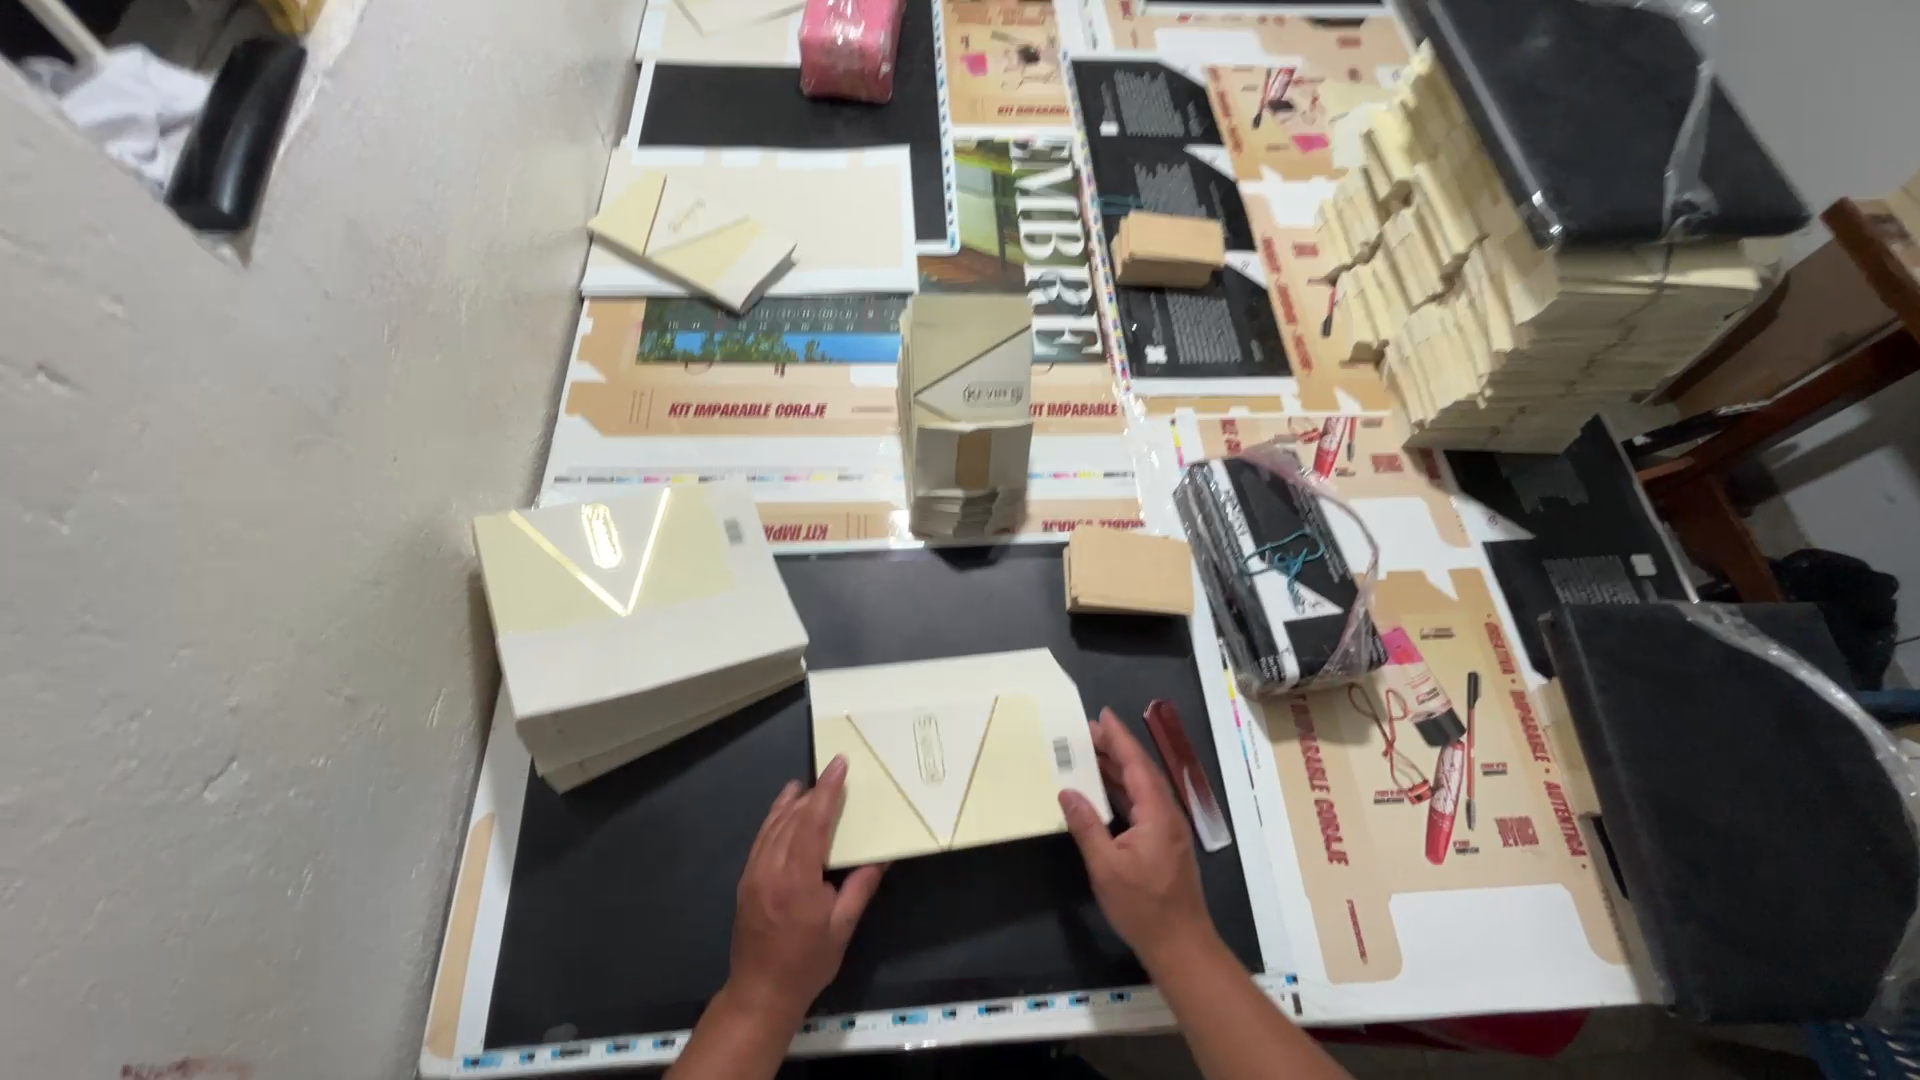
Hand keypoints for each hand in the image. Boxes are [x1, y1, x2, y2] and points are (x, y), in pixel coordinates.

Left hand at [728, 756, 886, 1020]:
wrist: (760, 993)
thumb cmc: (807, 962)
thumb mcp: (842, 927)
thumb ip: (860, 886)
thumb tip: (882, 856)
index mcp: (797, 878)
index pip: (813, 822)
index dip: (828, 791)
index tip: (839, 765)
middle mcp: (771, 868)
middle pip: (792, 818)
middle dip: (814, 793)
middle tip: (833, 774)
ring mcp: (753, 873)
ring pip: (773, 825)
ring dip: (791, 803)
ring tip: (808, 785)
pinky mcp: (746, 880)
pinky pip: (761, 839)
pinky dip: (774, 819)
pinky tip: (783, 812)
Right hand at [1059, 709, 1216, 968]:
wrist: (1180, 945)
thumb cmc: (1142, 906)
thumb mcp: (1105, 867)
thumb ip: (1086, 826)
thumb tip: (1067, 792)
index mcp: (1157, 812)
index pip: (1136, 764)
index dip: (1118, 738)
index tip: (1101, 716)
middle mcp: (1167, 814)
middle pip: (1140, 771)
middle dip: (1115, 748)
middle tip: (1087, 731)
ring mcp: (1168, 829)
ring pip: (1142, 788)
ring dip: (1118, 769)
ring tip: (1090, 752)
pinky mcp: (1164, 843)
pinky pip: (1142, 804)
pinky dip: (1123, 790)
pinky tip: (1105, 790)